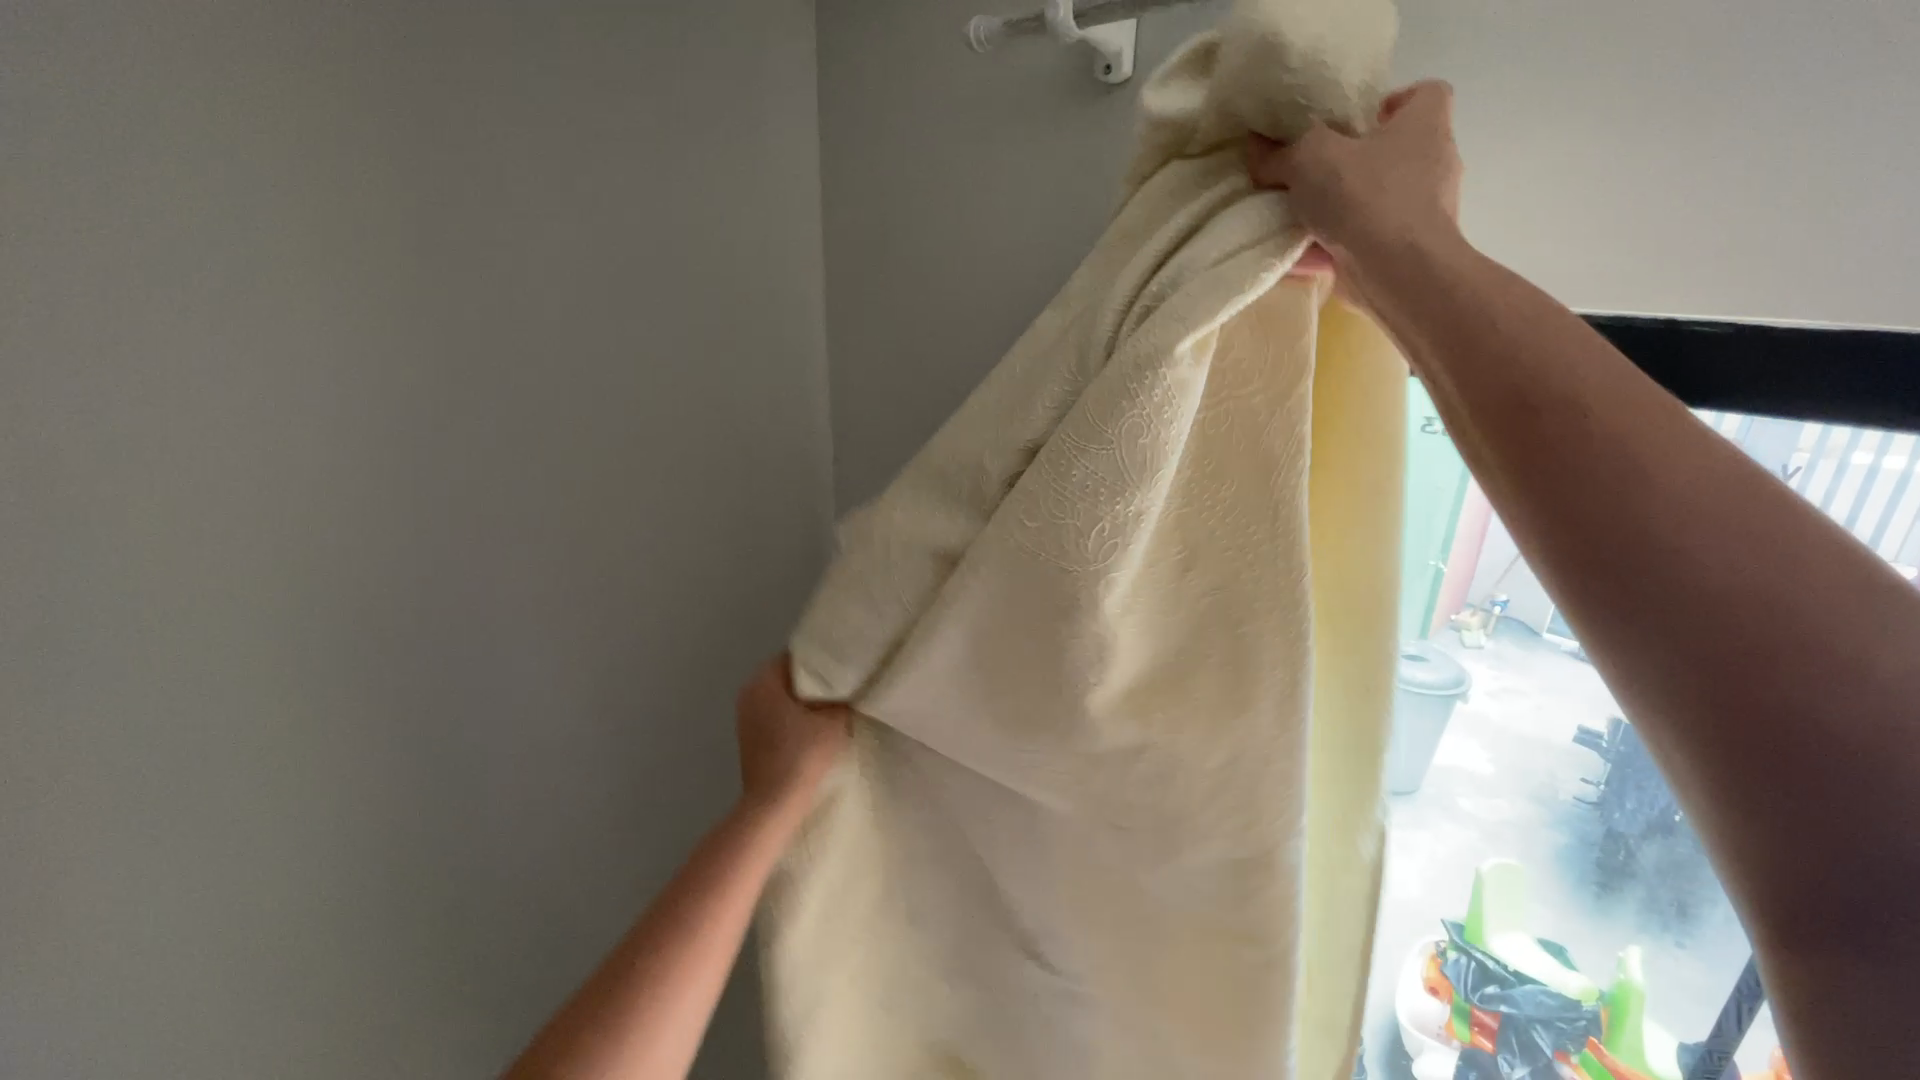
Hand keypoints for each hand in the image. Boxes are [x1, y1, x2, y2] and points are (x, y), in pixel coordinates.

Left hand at [734, 654, 849, 818]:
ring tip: (835, 705)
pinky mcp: (749, 738)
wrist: (774, 805)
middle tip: (845, 684)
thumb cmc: (802, 756)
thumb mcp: (834, 722)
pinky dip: (794, 717)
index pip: (796, 656)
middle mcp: (749, 692)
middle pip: (787, 676)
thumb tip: (851, 689)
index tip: (846, 665)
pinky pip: (776, 715)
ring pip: (782, 698)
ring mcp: (746, 717)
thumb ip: (843, 699)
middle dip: (815, 681)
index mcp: (764, 680)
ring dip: (805, 701)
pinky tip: (816, 727)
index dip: (823, 660)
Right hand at [1247, 80, 1463, 270]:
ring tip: (1297, 216)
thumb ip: (1280, 153)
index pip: (1426, 94)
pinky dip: (1332, 248)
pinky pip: (1361, 242)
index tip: (1356, 119)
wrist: (1397, 271)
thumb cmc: (1365, 196)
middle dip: (1354, 162)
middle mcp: (1432, 164)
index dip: (1392, 101)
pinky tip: (1296, 255)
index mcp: (1424, 126)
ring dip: (1339, 209)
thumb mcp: (1309, 159)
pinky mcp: (1403, 252)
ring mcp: (1421, 213)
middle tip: (1313, 171)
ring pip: (1375, 202)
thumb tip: (1255, 146)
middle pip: (1394, 152)